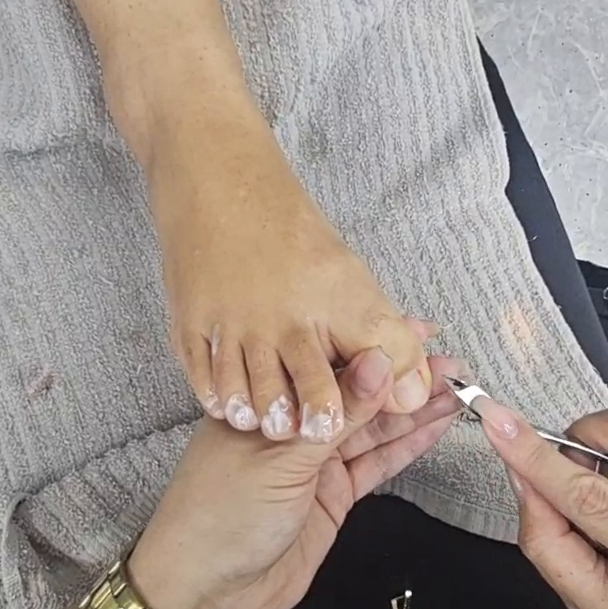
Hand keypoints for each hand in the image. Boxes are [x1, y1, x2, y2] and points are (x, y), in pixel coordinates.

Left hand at [127, 351, 466, 608]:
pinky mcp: (333, 494)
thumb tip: (380, 358)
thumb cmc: (223, 512)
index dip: (379, 345)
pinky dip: (406, 447)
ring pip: (375, 429)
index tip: (421, 331)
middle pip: (361, 396)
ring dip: (414, 412)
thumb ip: (339, 413)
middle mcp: (298, 423)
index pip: (334, 363)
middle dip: (406, 380)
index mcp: (273, 399)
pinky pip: (376, 463)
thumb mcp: (282, 457)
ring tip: (458, 392)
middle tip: (453, 365)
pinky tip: (436, 428)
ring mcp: (317, 461)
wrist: (207, 592)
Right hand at [147, 127, 434, 443]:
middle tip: (315, 429)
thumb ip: (385, 336)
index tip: (374, 409)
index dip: (382, 401)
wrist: (217, 179)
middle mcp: (283, 319)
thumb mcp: (349, 274)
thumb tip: (417, 393)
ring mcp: (233, 324)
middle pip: (313, 401)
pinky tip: (233, 403)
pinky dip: (222, 400)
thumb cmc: (288, 228)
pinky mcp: (190, 324)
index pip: (375, 370)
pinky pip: (206, 383)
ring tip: (274, 424)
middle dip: (320, 425)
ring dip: (268, 420)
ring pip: (255, 402)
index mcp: (334, 301)